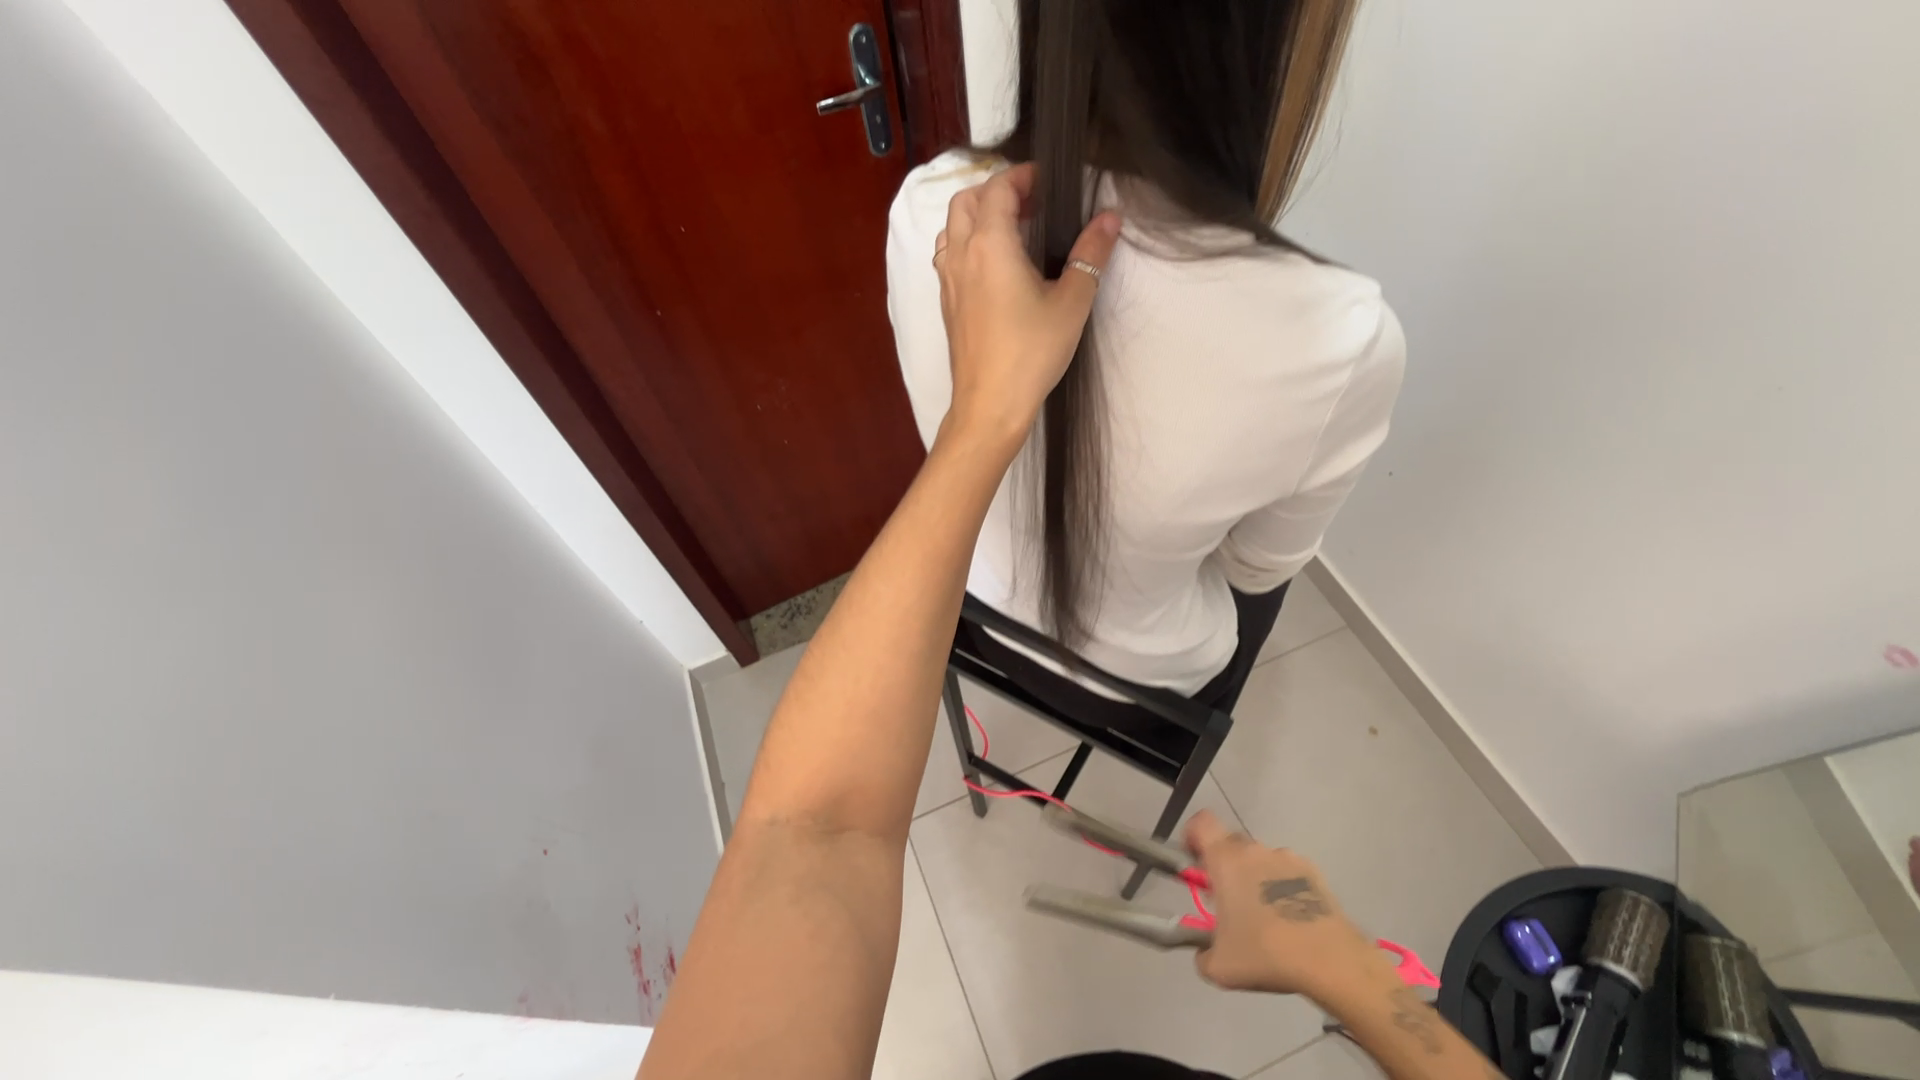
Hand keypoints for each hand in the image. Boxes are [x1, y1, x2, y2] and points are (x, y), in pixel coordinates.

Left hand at [932, 163, 1122, 450]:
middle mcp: (961, 256)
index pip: (998, 189)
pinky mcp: (947, 305)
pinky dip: (968, 244)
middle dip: (996, 191)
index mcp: (990, 245)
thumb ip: (1090, 255)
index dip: (1023, 177)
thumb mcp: (1071, 302)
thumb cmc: (1032, 353)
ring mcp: (948, 282)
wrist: (989, 405)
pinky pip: (949, 257)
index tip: (1048, 181)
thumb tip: (1110, 218)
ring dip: (977, 217)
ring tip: (1013, 231)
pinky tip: (995, 267)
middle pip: (966, 201)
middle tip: (1031, 203)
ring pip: (952, 229)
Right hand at [1187, 811, 1379, 997]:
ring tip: (1265, 917)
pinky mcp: (1314, 872)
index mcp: (1225, 860)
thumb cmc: (1265, 954)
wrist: (1330, 961)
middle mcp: (1255, 850)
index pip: (1200, 824)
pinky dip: (1283, 888)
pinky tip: (1291, 920)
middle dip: (1224, 867)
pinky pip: (1287, 873)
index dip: (1192, 837)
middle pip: (1230, 844)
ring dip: (1255, 878)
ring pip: (1260, 859)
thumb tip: (1204, 950)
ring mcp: (1287, 858)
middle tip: (1228, 902)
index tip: (1194, 863)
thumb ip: (1200, 951)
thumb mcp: (1219, 966)